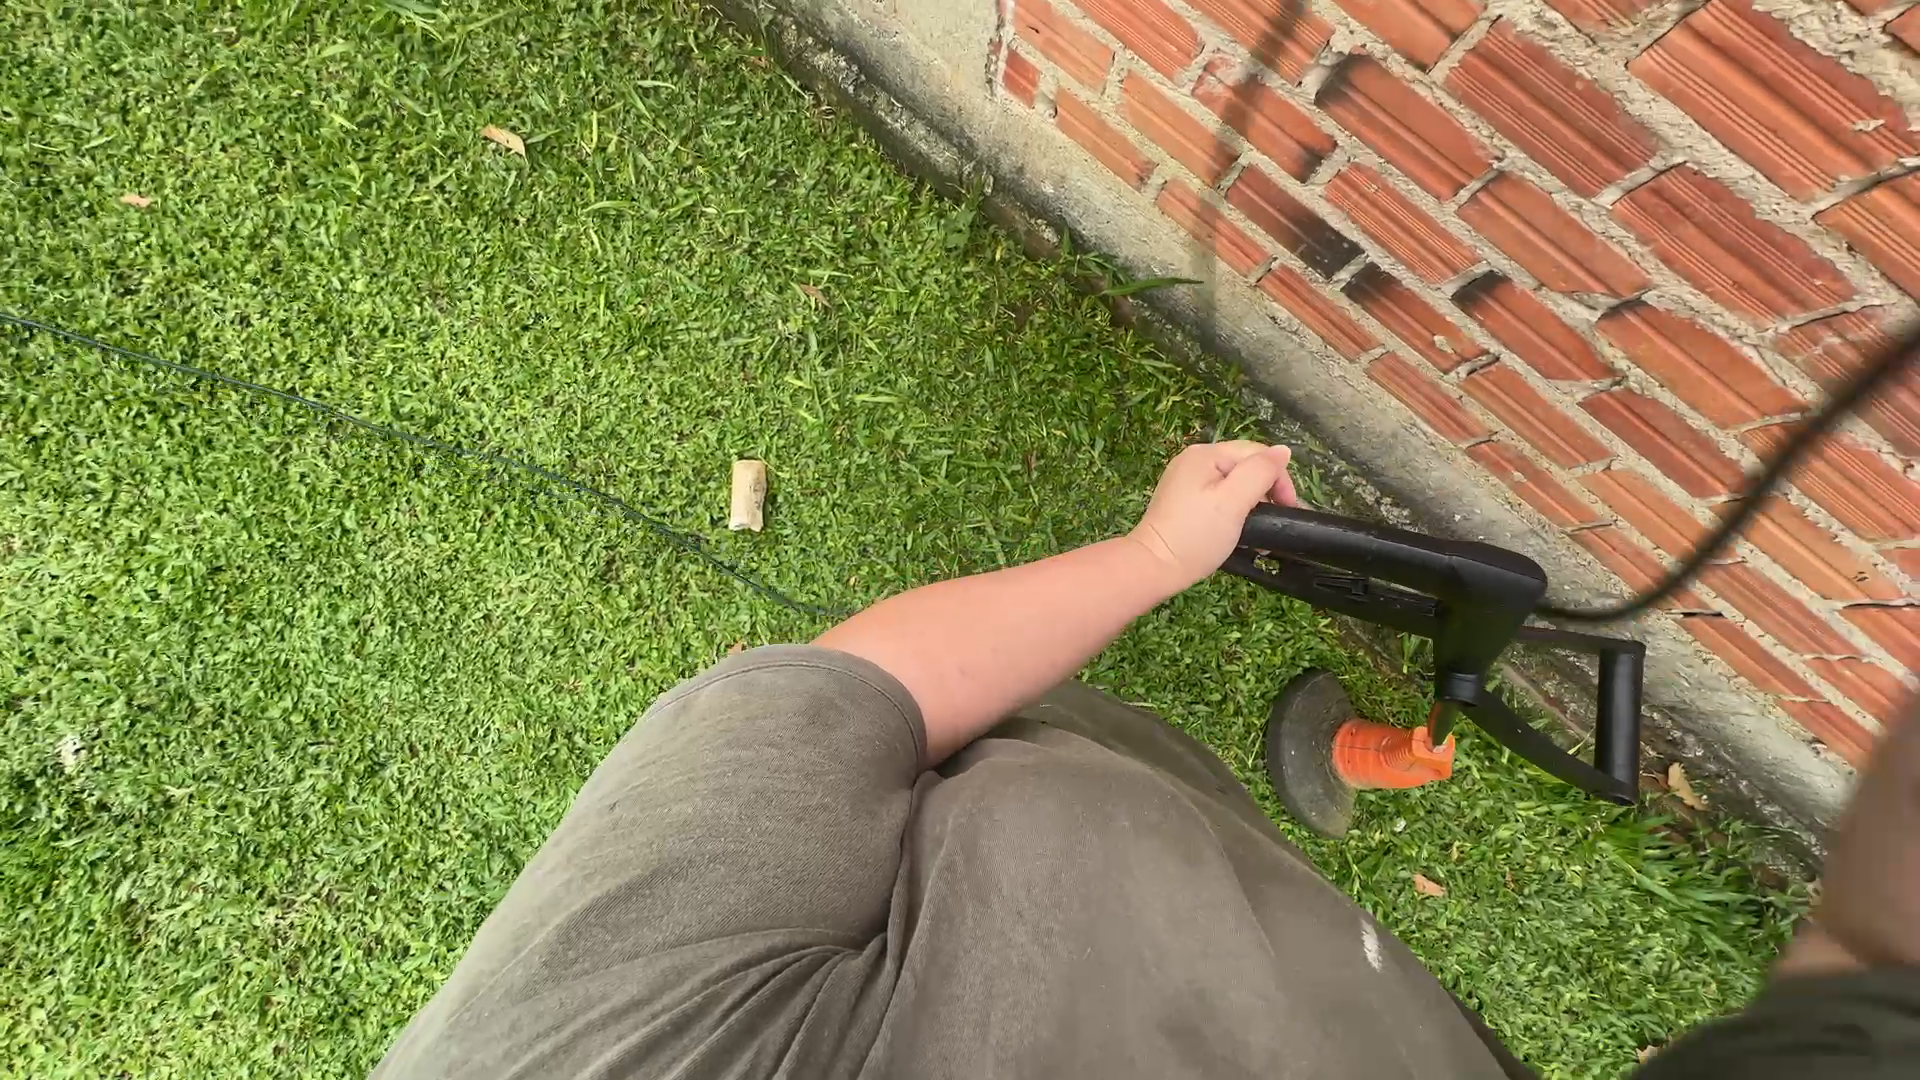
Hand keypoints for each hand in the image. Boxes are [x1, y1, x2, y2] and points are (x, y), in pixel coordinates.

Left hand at [1128, 441, 1298, 591]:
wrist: (1155, 566)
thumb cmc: (1196, 534)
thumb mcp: (1234, 500)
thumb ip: (1260, 472)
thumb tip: (1283, 451)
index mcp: (1204, 454)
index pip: (1256, 453)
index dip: (1278, 477)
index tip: (1289, 508)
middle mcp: (1193, 462)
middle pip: (1245, 467)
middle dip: (1266, 492)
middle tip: (1275, 522)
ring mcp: (1186, 482)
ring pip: (1234, 485)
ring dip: (1252, 506)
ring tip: (1259, 531)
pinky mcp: (1184, 502)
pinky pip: (1219, 499)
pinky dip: (1234, 513)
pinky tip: (1240, 532)